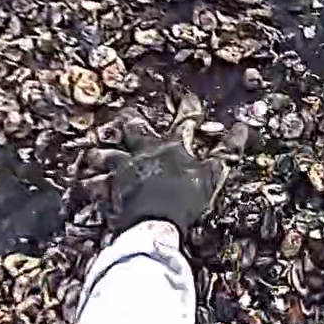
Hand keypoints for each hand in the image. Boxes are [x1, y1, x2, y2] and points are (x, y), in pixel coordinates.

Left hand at [78, 99, 229, 235]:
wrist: (154, 224)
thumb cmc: (185, 200)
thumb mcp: (212, 176)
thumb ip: (226, 152)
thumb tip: (242, 128)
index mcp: (170, 146)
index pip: (183, 121)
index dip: (188, 108)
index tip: (189, 99)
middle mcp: (143, 152)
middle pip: (135, 128)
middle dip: (133, 120)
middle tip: (129, 115)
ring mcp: (122, 169)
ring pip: (106, 154)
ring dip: (100, 152)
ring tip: (94, 151)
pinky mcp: (107, 189)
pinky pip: (91, 186)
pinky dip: (86, 185)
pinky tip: (80, 184)